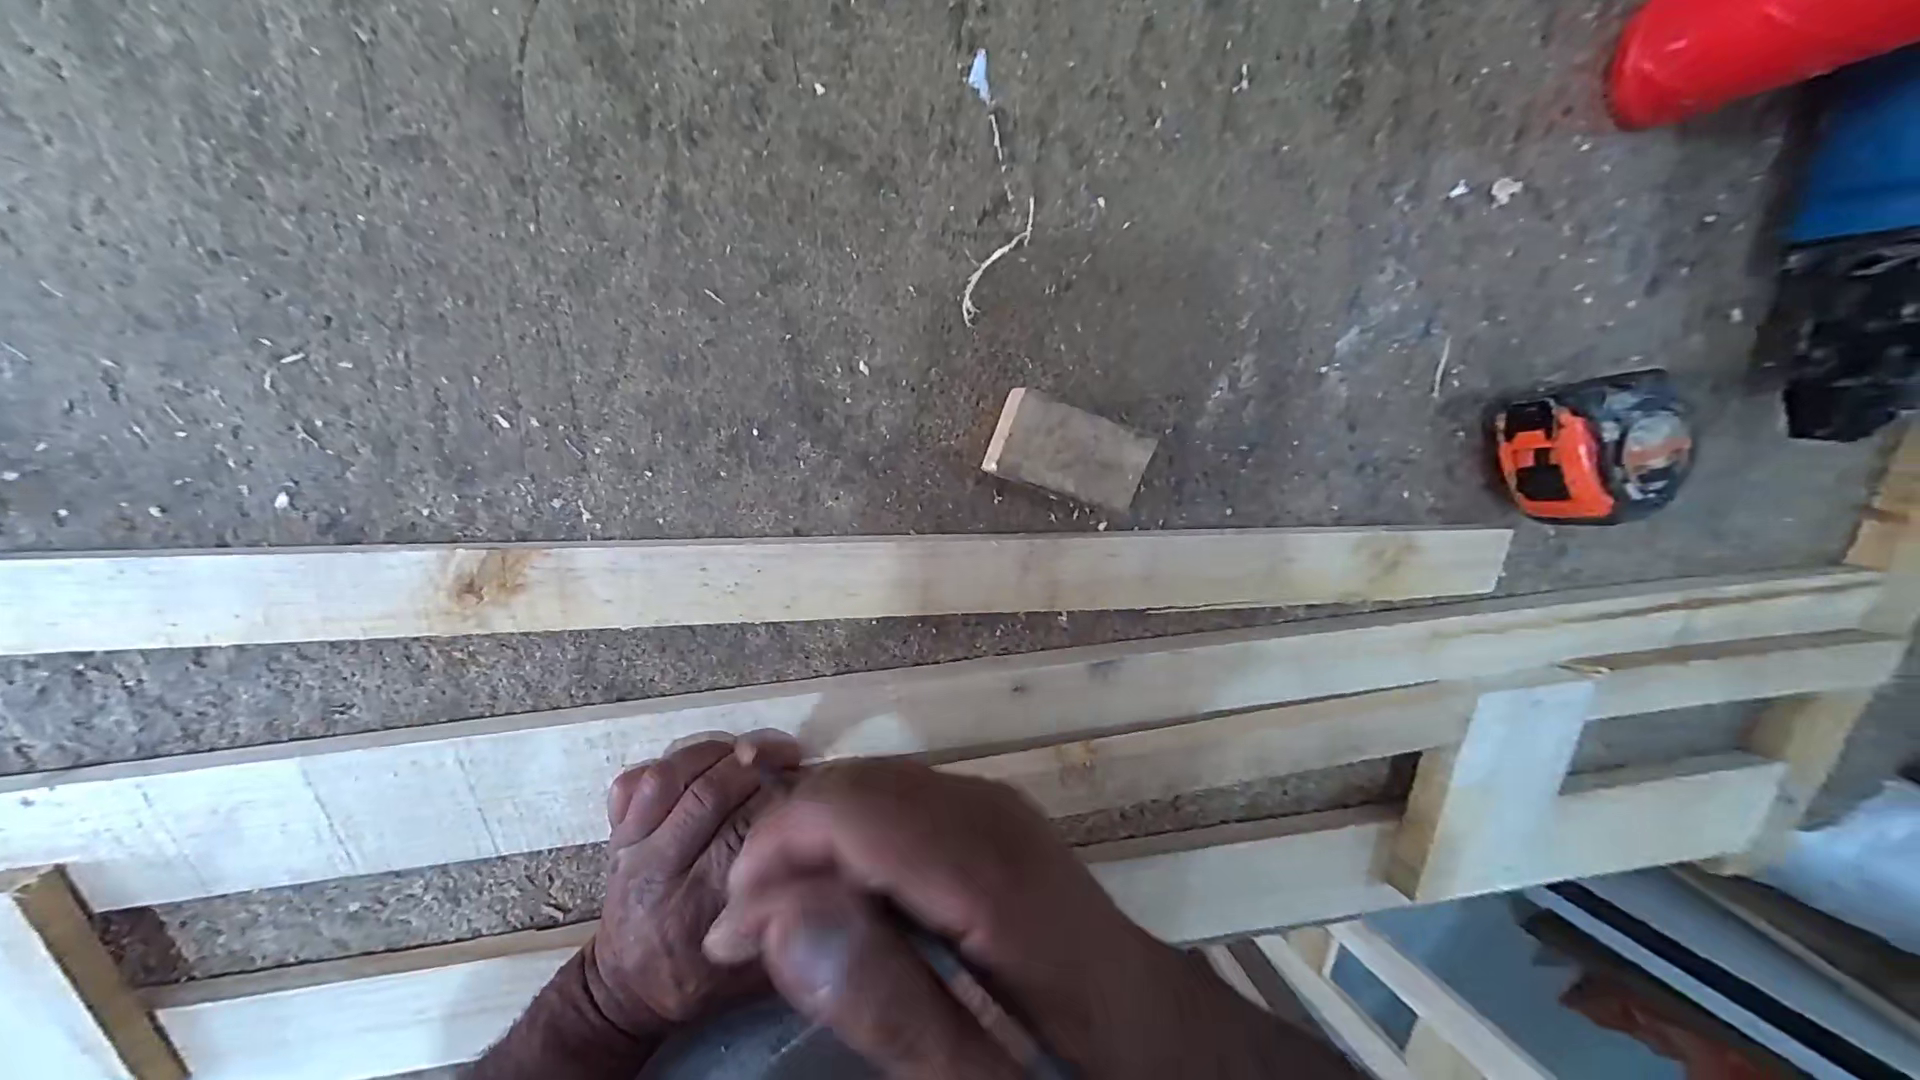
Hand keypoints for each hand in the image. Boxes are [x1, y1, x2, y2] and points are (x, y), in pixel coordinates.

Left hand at [583, 732, 800, 1037]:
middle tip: (790, 757)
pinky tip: (702, 762)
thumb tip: (835, 858)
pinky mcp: (614, 836)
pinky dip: (666, 764)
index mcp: (699, 906)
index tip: (810, 785)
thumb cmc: (703, 978)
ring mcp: (630, 850)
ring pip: (668, 778)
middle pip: (709, 793)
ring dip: (715, 752)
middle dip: (756, 764)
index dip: (783, 796)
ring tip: (749, 750)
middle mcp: (660, 871)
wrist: (626, 992)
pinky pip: (630, 784)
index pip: (747, 828)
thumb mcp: (759, 969)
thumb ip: (793, 913)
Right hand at [701, 760, 1296, 1078]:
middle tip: (749, 934)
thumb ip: (880, 999)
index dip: (776, 852)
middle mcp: (989, 810)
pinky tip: (843, 894)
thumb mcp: (978, 1070)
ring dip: (814, 841)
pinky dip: (851, 836)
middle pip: (857, 786)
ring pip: (872, 784)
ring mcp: (993, 803)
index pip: (854, 809)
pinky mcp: (990, 812)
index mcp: (989, 866)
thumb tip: (778, 913)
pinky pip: (897, 798)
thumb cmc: (1072, 1055)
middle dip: (786, 846)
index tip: (731, 930)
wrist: (1150, 1025)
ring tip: (785, 919)